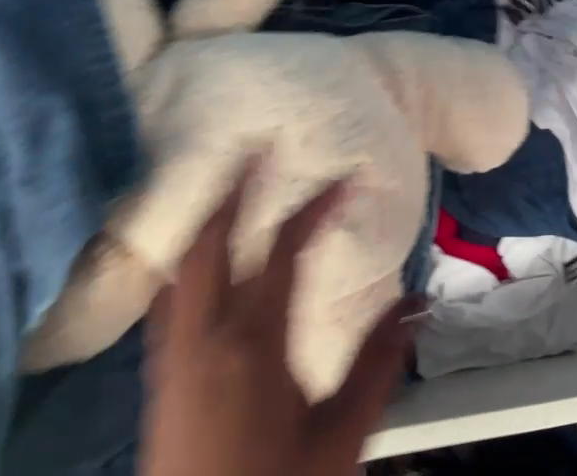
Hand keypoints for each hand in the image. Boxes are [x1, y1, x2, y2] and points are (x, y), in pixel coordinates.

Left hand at [139, 161, 418, 475]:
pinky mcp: (158, 373)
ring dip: (202, 216)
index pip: (284, 251)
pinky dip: (184, 260)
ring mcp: (172, 352)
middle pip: (209, 240)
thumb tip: (418, 301)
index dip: (315, 206)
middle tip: (255, 143)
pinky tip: (197, 257)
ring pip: (179, 264)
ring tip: (225, 181)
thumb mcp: (341, 433)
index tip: (346, 176)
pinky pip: (166, 296)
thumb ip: (379, 362)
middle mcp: (204, 335)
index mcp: (254, 342)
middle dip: (230, 185)